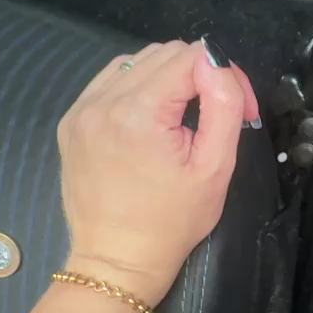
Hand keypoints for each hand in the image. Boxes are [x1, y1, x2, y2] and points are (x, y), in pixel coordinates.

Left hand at [55, 39, 260, 305]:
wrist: (116, 260)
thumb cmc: (174, 219)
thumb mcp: (216, 166)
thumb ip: (223, 104)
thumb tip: (218, 63)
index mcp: (139, 113)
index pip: (193, 56)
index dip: (226, 74)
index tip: (240, 109)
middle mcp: (102, 102)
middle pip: (167, 52)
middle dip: (202, 73)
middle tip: (217, 113)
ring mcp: (81, 110)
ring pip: (141, 59)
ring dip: (171, 76)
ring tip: (184, 114)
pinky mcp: (72, 120)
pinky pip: (114, 77)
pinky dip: (142, 84)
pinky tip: (153, 113)